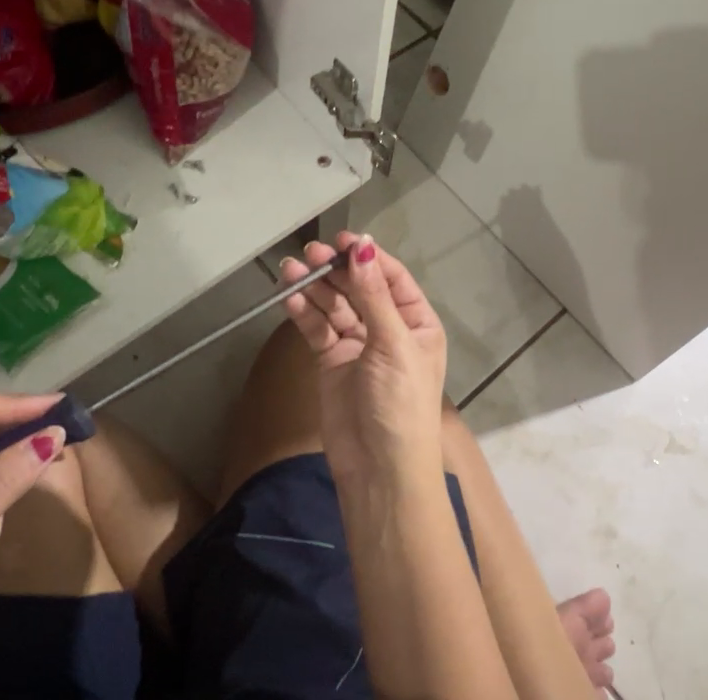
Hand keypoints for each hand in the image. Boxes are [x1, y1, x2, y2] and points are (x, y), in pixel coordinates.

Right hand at [279, 233, 447, 482]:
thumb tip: (363, 246)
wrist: (379, 468)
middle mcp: (389, 329)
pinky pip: (318, 329)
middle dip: (336, 270)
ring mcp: (359, 345)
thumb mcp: (393, 344)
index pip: (391, 278)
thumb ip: (374, 295)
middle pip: (359, 288)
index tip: (341, 240)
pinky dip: (305, 313)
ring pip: (335, 306)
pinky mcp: (332, 362)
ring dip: (316, 287)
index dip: (367, 257)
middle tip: (309, 253)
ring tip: (290, 269)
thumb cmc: (400, 403)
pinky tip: (290, 297)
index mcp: (417, 323)